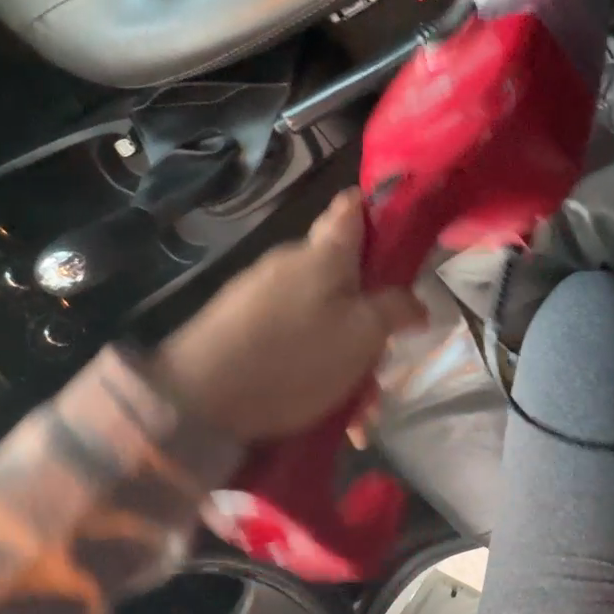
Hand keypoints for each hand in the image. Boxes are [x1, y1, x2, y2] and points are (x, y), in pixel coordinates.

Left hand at [150, 189, 425, 442]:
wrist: (194, 400)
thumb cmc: (293, 357)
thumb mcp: (363, 336)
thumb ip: (396, 311)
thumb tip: (418, 303)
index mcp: (325, 252)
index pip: (353, 207)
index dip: (378, 211)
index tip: (398, 233)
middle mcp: (290, 260)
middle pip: (341, 270)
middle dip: (365, 308)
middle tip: (381, 354)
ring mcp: (257, 290)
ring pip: (316, 309)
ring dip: (338, 347)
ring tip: (352, 404)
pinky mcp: (233, 321)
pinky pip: (286, 331)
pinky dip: (306, 359)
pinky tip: (314, 406)